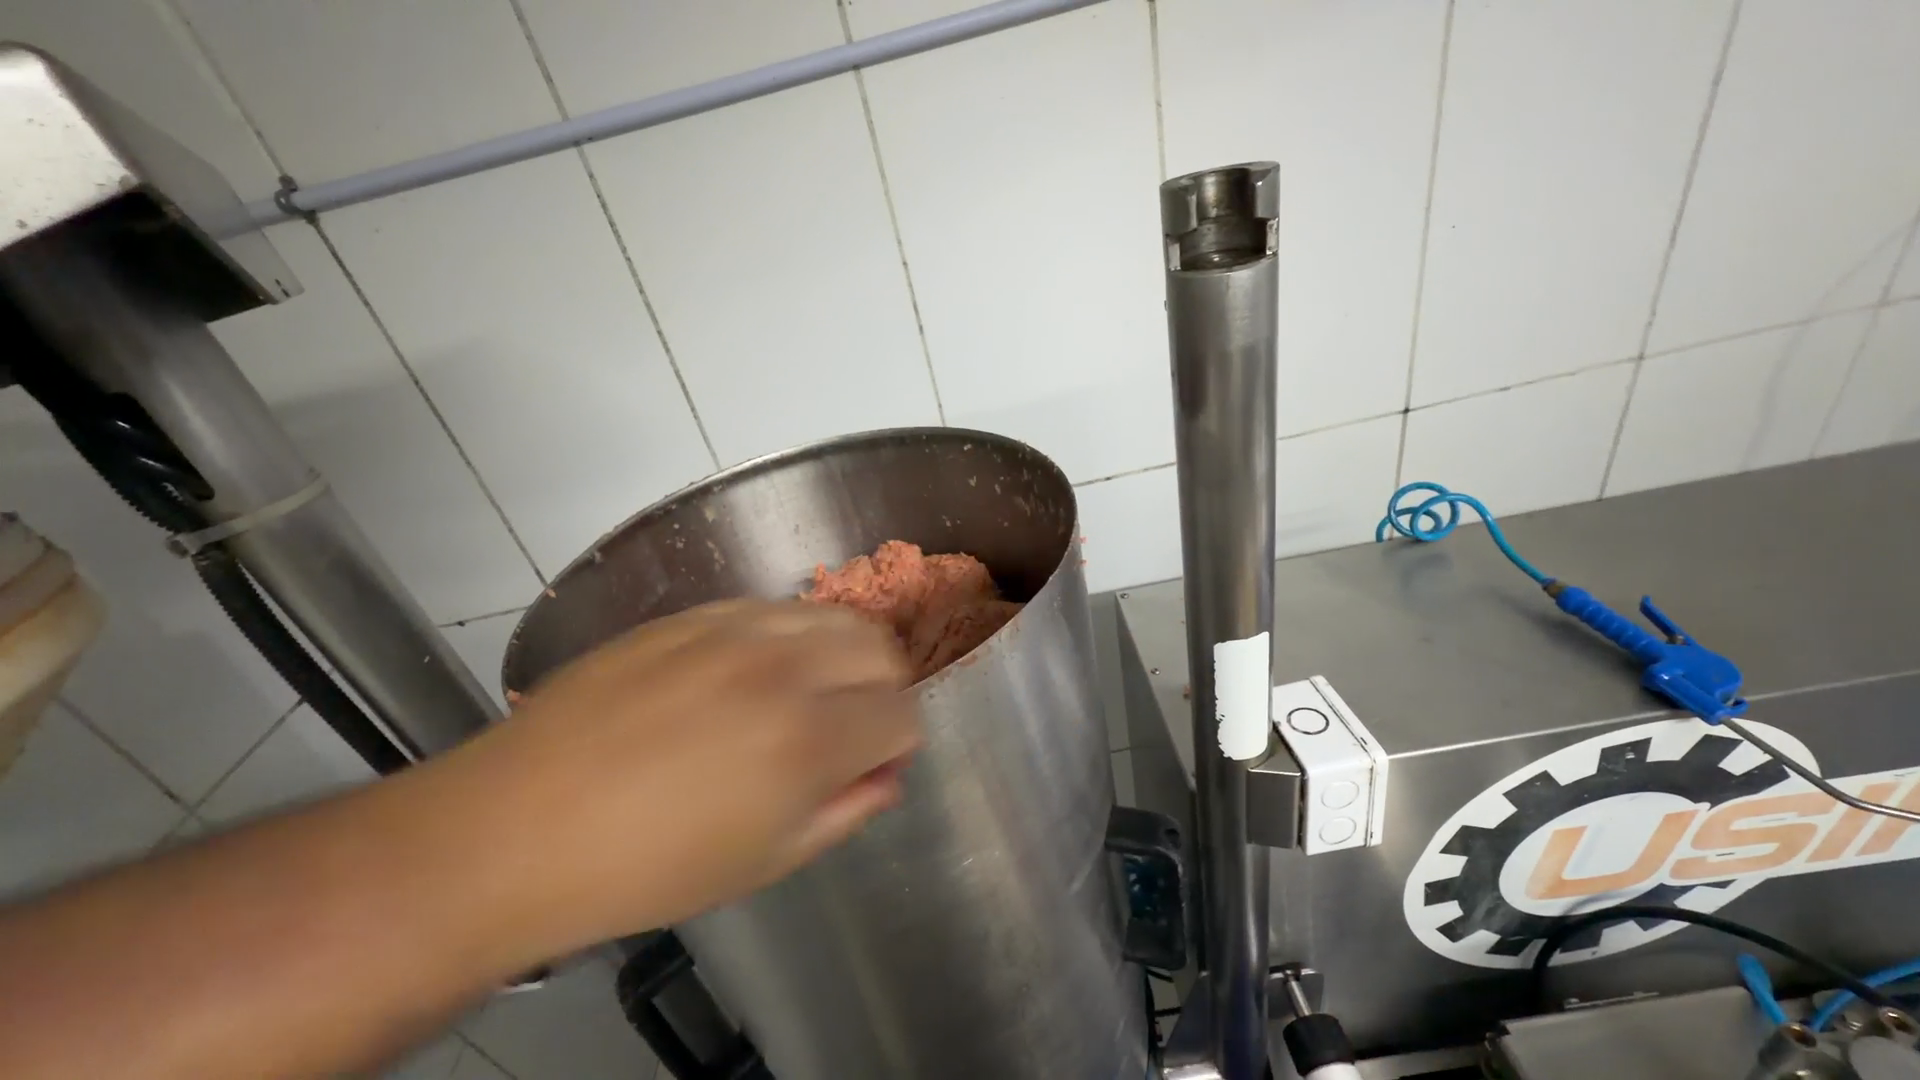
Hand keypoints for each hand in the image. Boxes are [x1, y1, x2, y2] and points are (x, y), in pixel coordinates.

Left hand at [440, 599, 920, 954]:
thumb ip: (846, 811)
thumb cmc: (646, 867)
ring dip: (839, 657)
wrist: (517, 827)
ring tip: (801, 698)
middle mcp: (782, 667)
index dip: (897, 745)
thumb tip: (885, 773)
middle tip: (846, 730)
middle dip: (880, 692)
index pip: (903, 715)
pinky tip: (747, 677)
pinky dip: (785, 639)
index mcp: (808, 740)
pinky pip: (770, 610)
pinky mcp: (689, 615)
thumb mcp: (766, 861)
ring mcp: (732, 630)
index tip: (872, 766)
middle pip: (880, 650)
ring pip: (831, 617)